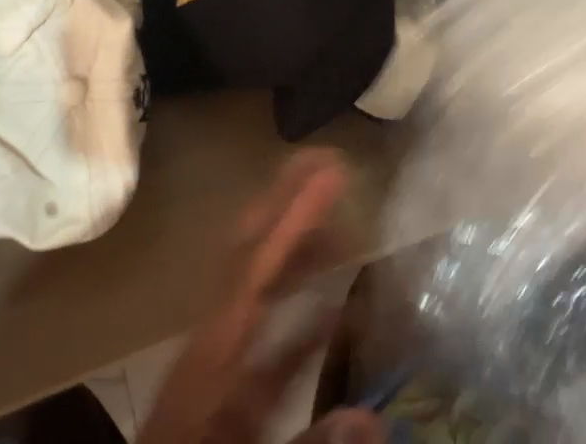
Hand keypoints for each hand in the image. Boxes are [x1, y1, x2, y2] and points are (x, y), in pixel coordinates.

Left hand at [138, 149, 384, 443]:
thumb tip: (372, 418)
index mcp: (213, 352)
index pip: (257, 268)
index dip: (293, 216)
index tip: (324, 171)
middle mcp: (215, 340)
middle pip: (252, 259)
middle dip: (288, 209)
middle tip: (328, 166)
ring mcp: (220, 361)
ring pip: (264, 290)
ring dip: (300, 252)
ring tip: (343, 221)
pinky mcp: (228, 388)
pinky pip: (273, 336)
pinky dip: (305, 315)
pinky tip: (340, 309)